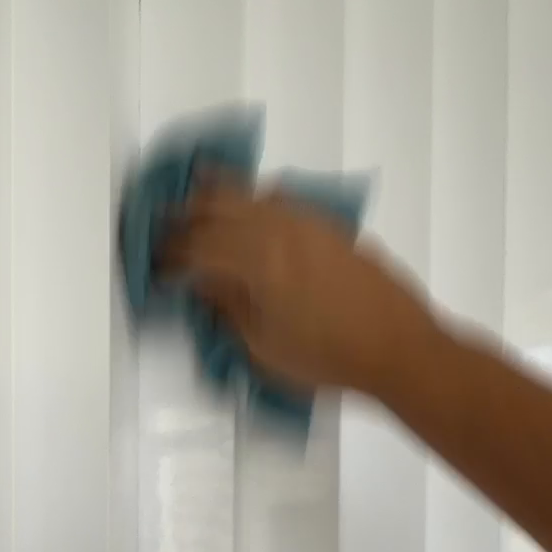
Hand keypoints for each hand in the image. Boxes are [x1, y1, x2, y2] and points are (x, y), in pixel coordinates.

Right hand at [160, 180, 441, 394]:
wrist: (398, 348)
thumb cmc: (325, 357)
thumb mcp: (261, 345)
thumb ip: (227, 306)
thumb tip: (202, 282)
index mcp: (257, 258)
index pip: (198, 245)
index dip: (170, 254)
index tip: (153, 263)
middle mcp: (280, 226)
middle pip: (221, 204)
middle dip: (187, 214)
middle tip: (165, 226)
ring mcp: (309, 221)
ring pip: (252, 193)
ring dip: (219, 199)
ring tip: (198, 207)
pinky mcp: (329, 227)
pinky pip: (280, 200)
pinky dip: (253, 201)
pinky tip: (250, 214)